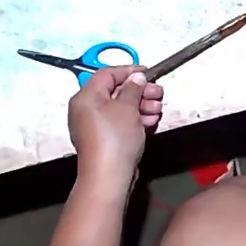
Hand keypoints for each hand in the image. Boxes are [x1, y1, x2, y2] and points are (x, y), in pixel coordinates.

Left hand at [67, 67, 163, 185]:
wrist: (109, 174)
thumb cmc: (116, 137)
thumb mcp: (128, 107)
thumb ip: (133, 88)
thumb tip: (137, 78)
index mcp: (87, 96)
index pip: (108, 73)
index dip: (130, 71)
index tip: (149, 73)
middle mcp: (87, 108)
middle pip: (115, 90)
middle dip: (140, 91)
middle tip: (158, 94)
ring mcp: (95, 124)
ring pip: (120, 107)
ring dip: (141, 105)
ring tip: (157, 110)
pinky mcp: (104, 138)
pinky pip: (120, 121)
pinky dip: (135, 118)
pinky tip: (150, 121)